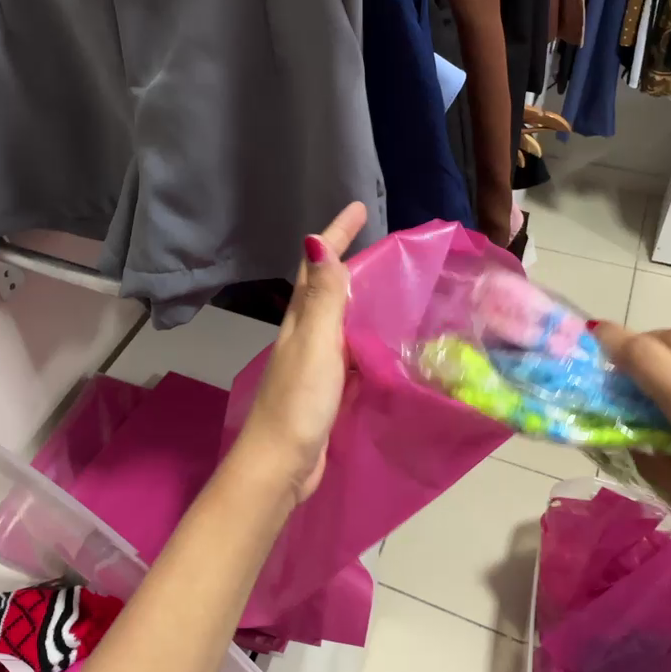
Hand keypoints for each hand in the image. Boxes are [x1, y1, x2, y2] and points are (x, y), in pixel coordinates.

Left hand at [230, 201, 366, 505]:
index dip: (337, 235)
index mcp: (301, 320)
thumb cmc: (299, 402)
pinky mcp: (326, 390)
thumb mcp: (315, 344)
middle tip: (379, 241)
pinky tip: (384, 344)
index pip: (319, 266)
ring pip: (338, 320)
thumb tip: (315, 238)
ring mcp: (314, 364)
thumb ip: (322, 298)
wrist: (280, 465)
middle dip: (347, 260)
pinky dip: (365, 338)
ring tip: (390, 285)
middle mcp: (305, 336)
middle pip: (326, 288)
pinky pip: (349, 352)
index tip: (358, 207)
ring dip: (358, 298)